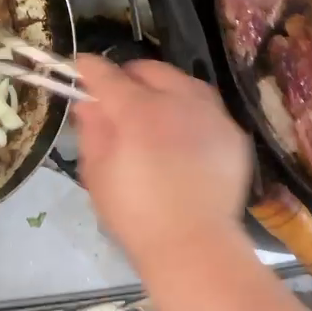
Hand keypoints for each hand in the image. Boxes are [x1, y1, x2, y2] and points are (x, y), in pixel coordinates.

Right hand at [73, 55, 251, 272]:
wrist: (191, 242)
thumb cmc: (133, 212)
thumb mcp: (98, 173)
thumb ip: (92, 131)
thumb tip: (89, 105)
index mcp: (137, 110)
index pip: (107, 76)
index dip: (88, 69)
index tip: (78, 69)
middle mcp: (178, 101)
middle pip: (150, 70)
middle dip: (127, 76)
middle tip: (114, 97)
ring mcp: (211, 115)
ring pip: (183, 83)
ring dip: (161, 89)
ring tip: (151, 110)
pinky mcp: (233, 133)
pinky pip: (206, 109)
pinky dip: (187, 112)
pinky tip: (179, 135)